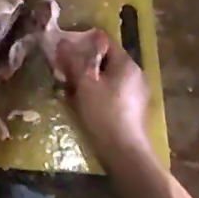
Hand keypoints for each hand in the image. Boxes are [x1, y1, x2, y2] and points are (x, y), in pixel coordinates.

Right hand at [54, 29, 154, 169]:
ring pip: (106, 79)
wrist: (125, 155)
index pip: (103, 42)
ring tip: (69, 92)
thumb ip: (73, 61)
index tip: (65, 53)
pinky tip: (83, 107)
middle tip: (64, 74)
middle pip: (104, 61)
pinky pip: (111, 94)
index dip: (82, 44)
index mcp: (126, 63)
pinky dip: (96, 95)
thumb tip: (62, 42)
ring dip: (87, 82)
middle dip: (83, 66)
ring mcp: (136, 93)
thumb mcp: (84, 85)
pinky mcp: (133, 110)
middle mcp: (135, 74)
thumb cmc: (104, 114)